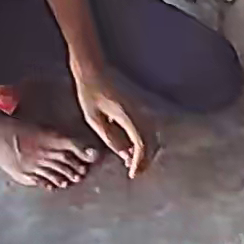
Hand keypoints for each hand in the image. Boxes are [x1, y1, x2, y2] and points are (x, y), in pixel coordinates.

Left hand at [72, 63, 148, 177]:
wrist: (94, 70)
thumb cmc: (90, 92)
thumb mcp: (94, 118)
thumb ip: (111, 139)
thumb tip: (126, 157)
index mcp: (128, 116)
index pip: (141, 144)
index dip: (139, 161)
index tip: (133, 173)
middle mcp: (140, 115)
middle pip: (152, 144)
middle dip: (145, 161)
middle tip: (135, 173)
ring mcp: (143, 112)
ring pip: (153, 139)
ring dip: (147, 154)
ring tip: (134, 164)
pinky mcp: (141, 112)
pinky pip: (149, 132)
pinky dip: (145, 145)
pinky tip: (133, 150)